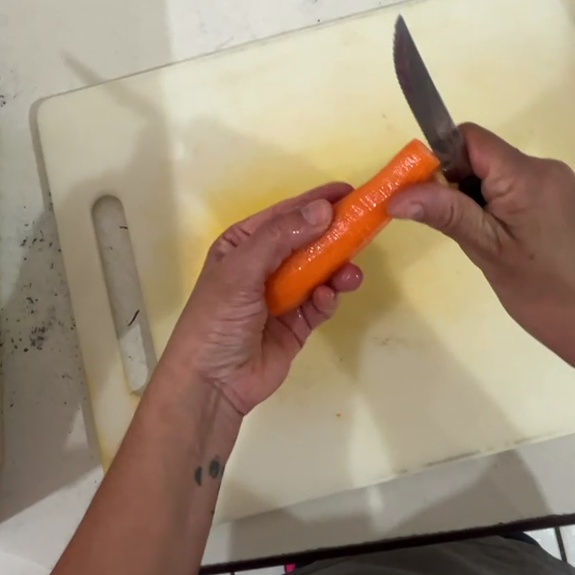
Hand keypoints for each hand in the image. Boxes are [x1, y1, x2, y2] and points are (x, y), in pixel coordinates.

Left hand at [157, 183, 364, 417]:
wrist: (212, 382)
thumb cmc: (217, 317)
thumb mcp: (242, 269)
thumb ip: (281, 237)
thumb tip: (322, 209)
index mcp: (242, 245)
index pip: (283, 216)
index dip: (314, 202)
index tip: (349, 192)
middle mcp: (263, 266)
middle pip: (306, 242)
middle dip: (333, 235)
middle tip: (362, 228)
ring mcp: (281, 296)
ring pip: (319, 272)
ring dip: (336, 269)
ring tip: (350, 274)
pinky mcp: (296, 325)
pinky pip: (320, 304)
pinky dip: (328, 299)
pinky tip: (328, 299)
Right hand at [387, 123, 574, 364]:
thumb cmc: (547, 292)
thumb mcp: (487, 251)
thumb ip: (444, 213)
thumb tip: (394, 195)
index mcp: (526, 175)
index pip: (468, 138)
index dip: (437, 157)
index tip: (421, 194)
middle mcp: (543, 169)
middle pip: (478, 155)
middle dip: (452, 183)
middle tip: (445, 226)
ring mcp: (554, 186)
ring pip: (492, 174)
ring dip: (471, 199)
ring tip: (475, 241)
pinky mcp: (558, 203)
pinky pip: (511, 189)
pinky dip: (491, 207)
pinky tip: (496, 242)